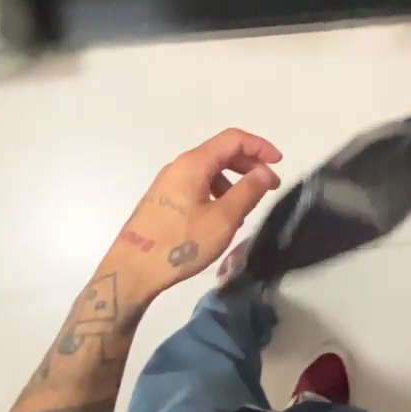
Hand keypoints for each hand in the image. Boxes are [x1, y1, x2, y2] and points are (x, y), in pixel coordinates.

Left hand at [104, 128, 283, 299]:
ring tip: (246, 207)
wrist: (131, 271)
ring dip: (233, 180)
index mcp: (193, 164)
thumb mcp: (222, 220)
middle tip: (269, 186)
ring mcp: (168, 183)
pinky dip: (217, 191)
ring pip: (209, 170)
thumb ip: (247, 192)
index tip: (279, 163)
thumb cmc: (180, 245)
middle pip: (221, 152)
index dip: (259, 147)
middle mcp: (179, 166)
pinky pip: (197, 184)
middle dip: (249, 165)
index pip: (233, 139)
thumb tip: (264, 172)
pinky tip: (221, 217)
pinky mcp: (162, 200)